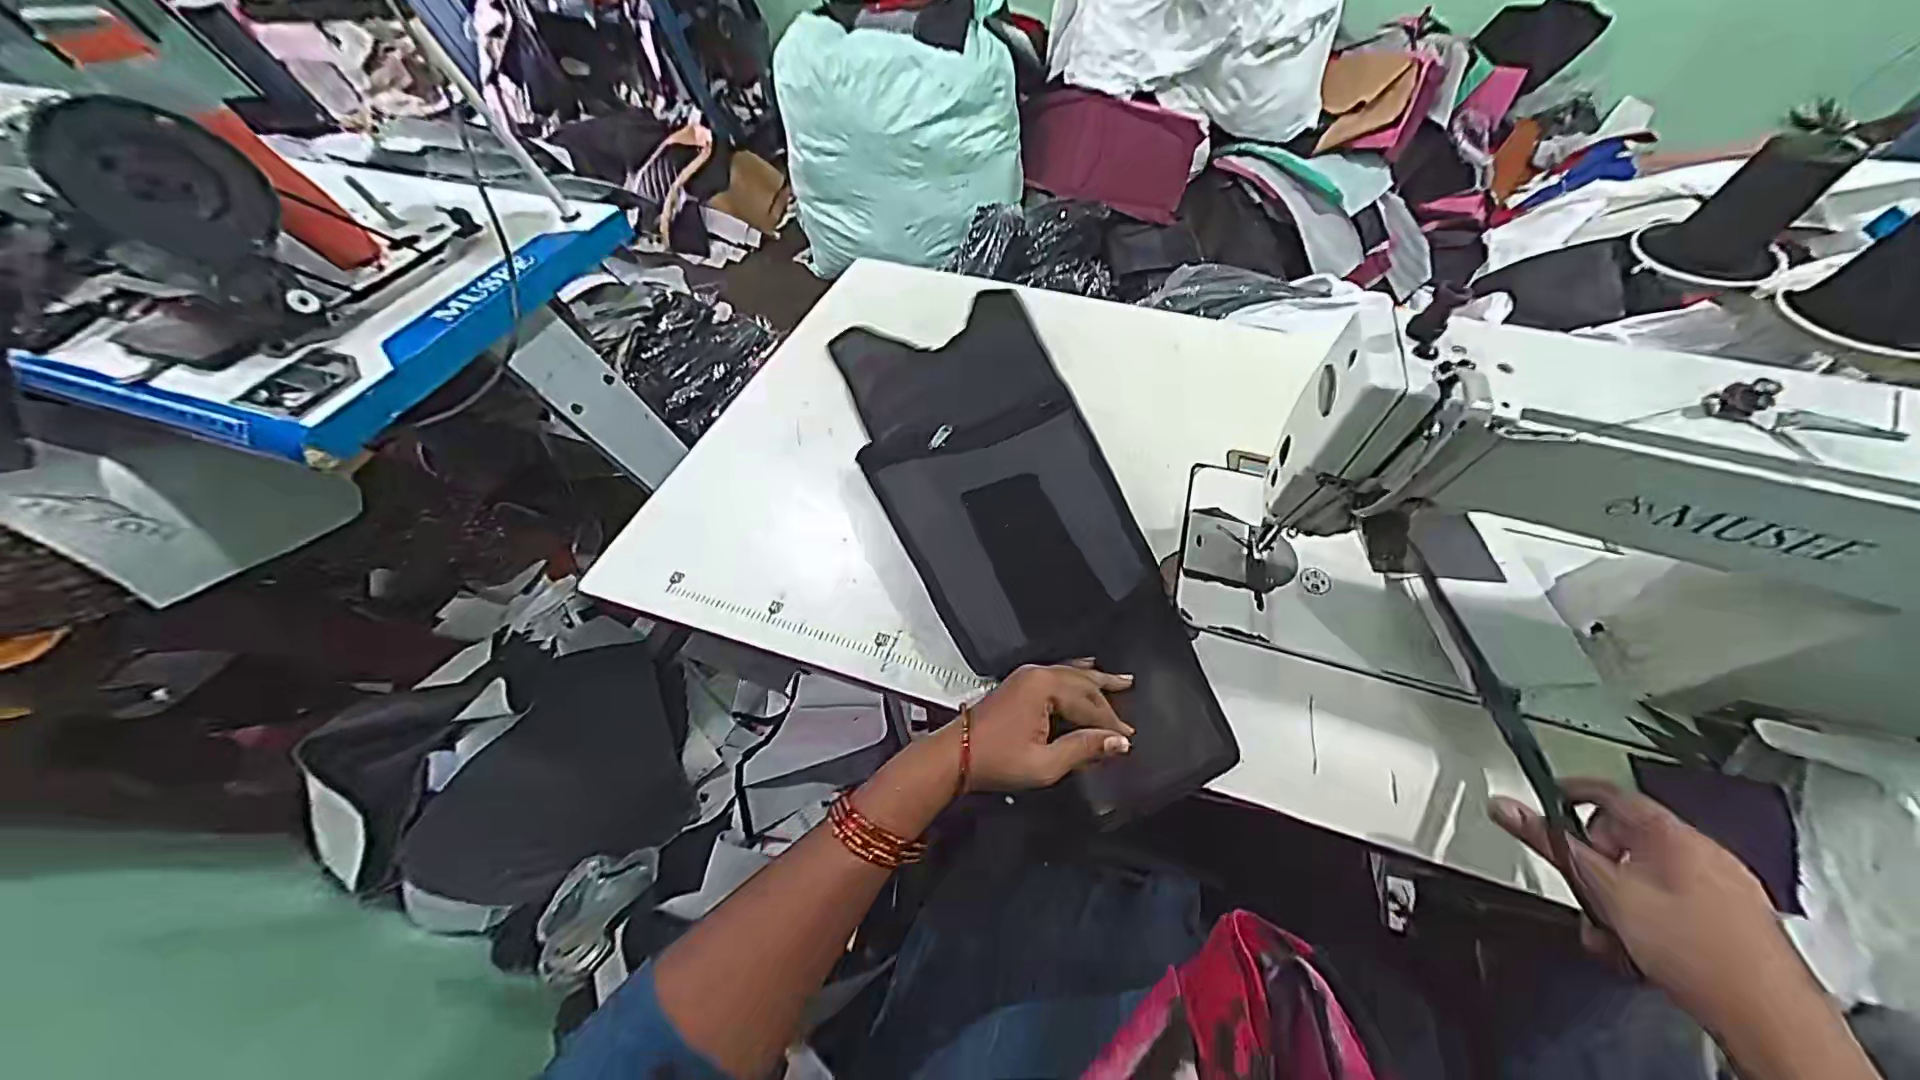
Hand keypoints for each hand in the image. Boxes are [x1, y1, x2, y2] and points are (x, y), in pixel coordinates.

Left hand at [959, 662, 1133, 791]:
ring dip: (1095, 680)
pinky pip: (1056, 674)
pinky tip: (1085, 669)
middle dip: (1107, 700)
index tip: (1128, 738)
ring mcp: (1026, 676)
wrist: (955, 754)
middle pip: (1082, 683)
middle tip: (1129, 715)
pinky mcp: (1018, 684)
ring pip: (1070, 674)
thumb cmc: (995, 760)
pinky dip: (1075, 675)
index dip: (1111, 723)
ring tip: (1120, 680)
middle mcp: (1036, 674)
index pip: (1089, 702)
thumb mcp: (1045, 763)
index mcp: (1043, 687)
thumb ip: (1084, 749)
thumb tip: (1118, 742)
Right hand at [1489, 779, 1819, 1034]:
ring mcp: (1724, 887)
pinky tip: (1640, 946)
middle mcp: (1704, 854)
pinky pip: (1671, 901)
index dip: (1568, 793)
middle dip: (1593, 866)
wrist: (1769, 1021)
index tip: (1546, 801)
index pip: (1608, 792)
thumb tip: (1507, 808)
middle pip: (1622, 839)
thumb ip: (1549, 843)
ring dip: (1615, 899)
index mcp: (1673, 836)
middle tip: (1585, 889)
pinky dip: (1645, 917)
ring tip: (1612, 931)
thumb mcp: (1601, 889)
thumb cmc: (1697, 953)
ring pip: (1643, 875)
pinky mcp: (1733, 918)